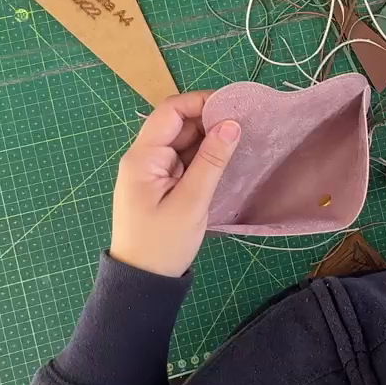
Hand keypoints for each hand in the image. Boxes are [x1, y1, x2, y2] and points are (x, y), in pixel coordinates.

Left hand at [109, 92, 240, 276]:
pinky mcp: (161, 183)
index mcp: (142, 157)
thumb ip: (211, 161)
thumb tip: (231, 124)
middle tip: (243, 124)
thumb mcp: (191, 202)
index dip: (200, 102)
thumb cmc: (163, 244)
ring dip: (208, 137)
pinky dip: (203, 155)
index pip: (170, 111)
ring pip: (182, 140)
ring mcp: (152, 171)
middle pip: (177, 123)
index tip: (233, 106)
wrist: (142, 282)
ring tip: (239, 139)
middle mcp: (144, 157)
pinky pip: (183, 158)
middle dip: (208, 119)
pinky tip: (225, 158)